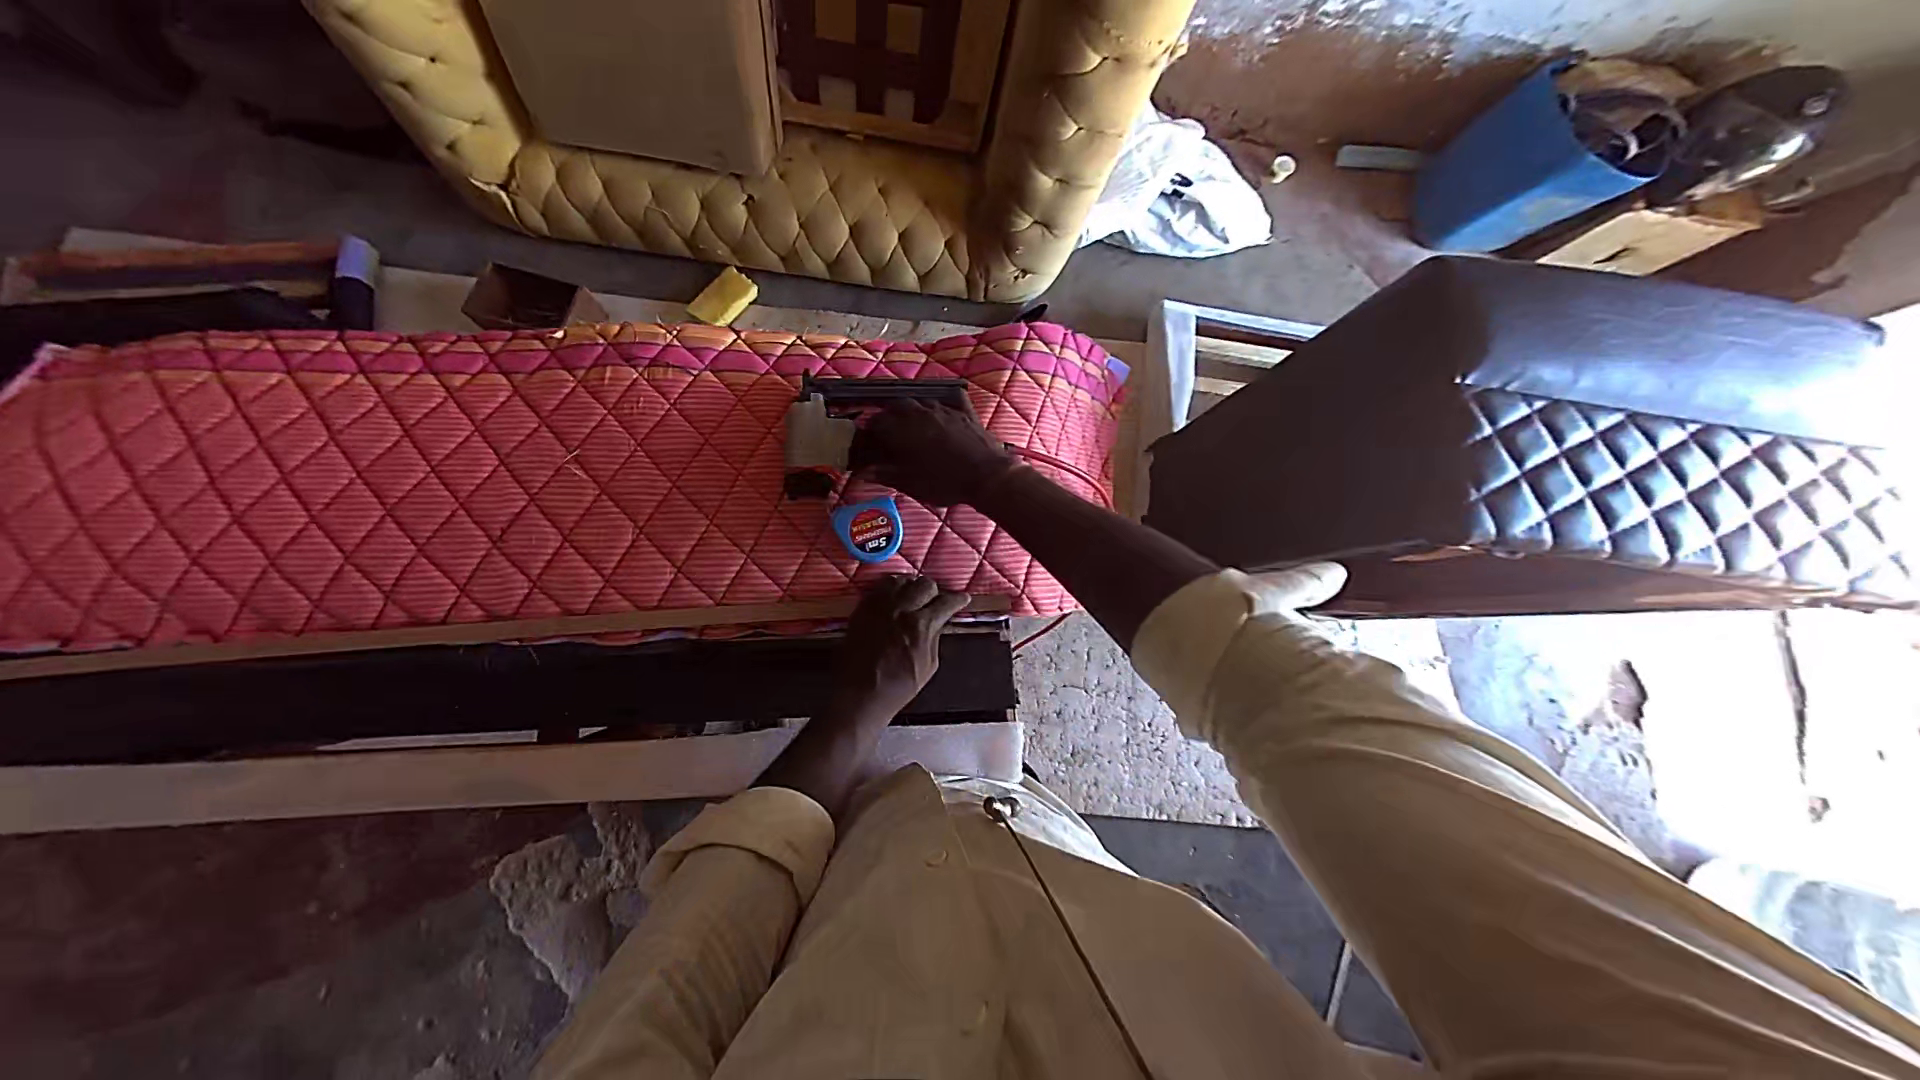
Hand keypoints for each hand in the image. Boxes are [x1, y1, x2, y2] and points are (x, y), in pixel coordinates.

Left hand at [828, 574, 970, 723]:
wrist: (860, 693)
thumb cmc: (898, 686)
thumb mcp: (929, 665)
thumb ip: (935, 637)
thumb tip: (939, 621)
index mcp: (921, 625)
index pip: (947, 602)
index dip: (958, 600)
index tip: (962, 600)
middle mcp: (901, 609)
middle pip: (925, 584)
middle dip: (935, 592)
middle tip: (935, 601)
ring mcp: (880, 605)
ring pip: (903, 580)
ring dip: (912, 587)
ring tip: (914, 598)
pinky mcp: (863, 607)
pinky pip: (881, 586)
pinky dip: (892, 589)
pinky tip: (895, 599)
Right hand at [847, 399, 1018, 506]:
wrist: (987, 476)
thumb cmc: (945, 482)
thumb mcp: (911, 484)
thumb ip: (886, 475)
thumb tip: (864, 473)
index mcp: (902, 429)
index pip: (877, 422)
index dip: (870, 430)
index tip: (869, 439)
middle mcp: (920, 413)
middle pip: (897, 405)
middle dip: (889, 415)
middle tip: (888, 430)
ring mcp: (944, 410)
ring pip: (921, 400)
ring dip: (912, 408)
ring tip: (909, 421)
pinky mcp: (964, 412)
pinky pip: (950, 398)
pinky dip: (942, 401)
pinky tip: (941, 407)